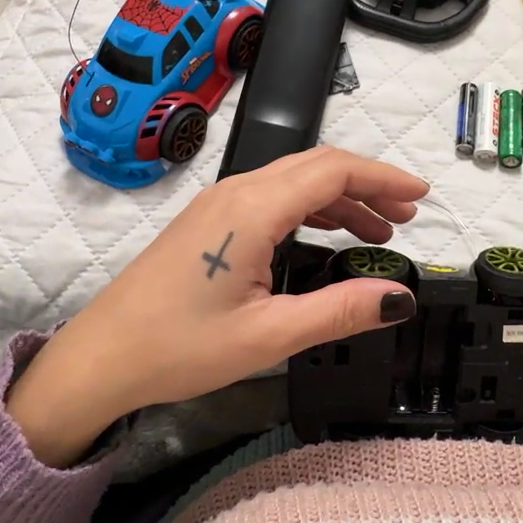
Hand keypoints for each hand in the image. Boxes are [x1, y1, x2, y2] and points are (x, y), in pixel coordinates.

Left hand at [4, 148, 428, 465]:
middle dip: (368, 184)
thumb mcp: (268, 336)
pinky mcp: (211, 218)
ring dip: (341, 196)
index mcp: (254, 208)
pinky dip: (312, 206)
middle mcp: (238, 190)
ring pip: (295, 179)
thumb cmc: (180, 347)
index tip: (421, 194)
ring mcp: (220, 201)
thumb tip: (400, 298)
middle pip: (317, 165)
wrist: (101, 357)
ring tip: (378, 230)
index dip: (383, 177)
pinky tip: (328, 234)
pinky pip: (274, 195)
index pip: (333, 170)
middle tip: (408, 213)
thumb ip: (339, 311)